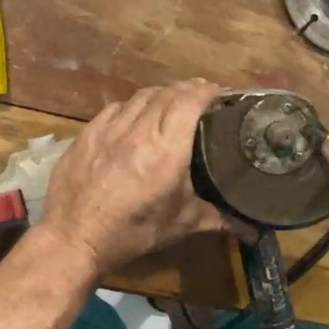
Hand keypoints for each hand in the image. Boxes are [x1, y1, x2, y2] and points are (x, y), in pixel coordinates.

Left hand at [41, 79, 231, 276]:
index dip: (208, 91)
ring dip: (161, 96)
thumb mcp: (180, 225)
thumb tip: (254, 232)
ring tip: (172, 104)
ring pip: (141, 97)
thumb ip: (218, 219)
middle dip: (188, 90)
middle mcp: (139, 131)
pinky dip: (133, 107)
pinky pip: (116, 109)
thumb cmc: (132, 233)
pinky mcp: (88, 133)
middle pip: (168, 93)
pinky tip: (137, 117)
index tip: (220, 94)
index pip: (190, 101)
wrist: (74, 238)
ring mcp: (110, 129)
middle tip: (202, 98)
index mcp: (167, 151)